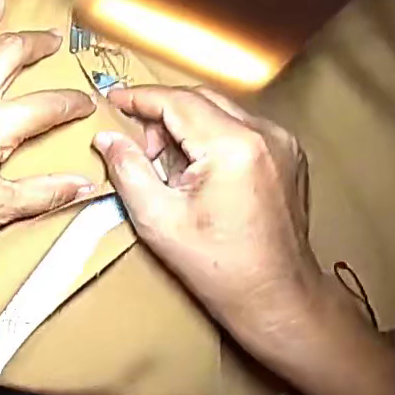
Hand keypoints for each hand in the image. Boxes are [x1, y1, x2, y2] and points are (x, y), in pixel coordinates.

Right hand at [94, 84, 394, 394]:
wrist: (276, 296)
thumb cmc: (217, 266)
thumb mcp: (157, 219)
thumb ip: (127, 170)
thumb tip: (106, 138)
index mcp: (234, 147)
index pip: (177, 101)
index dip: (138, 98)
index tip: (110, 100)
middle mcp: (266, 134)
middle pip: (199, 100)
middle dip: (159, 114)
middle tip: (132, 144)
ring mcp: (283, 143)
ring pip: (218, 111)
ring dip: (182, 126)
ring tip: (160, 165)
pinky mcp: (288, 155)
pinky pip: (238, 128)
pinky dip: (206, 137)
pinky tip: (191, 171)